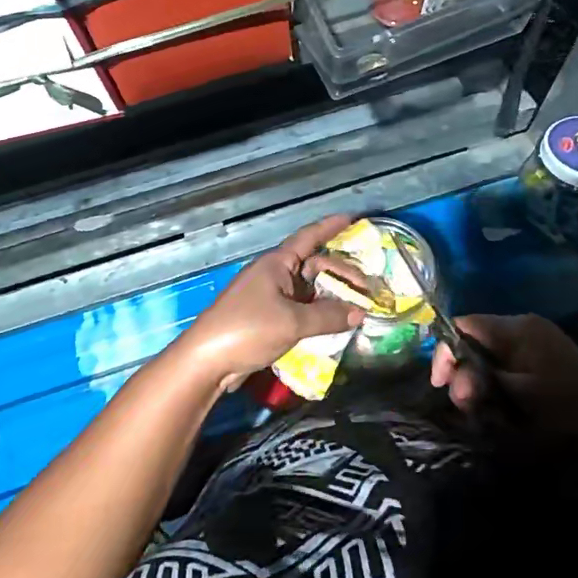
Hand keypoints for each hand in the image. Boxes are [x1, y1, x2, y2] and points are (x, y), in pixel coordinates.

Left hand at [171, 215, 365, 390]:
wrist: (208, 360)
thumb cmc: (248, 329)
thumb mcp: (293, 322)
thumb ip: (328, 316)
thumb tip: (359, 312)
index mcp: (276, 264)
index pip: (309, 237)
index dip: (331, 226)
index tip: (354, 217)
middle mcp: (274, 274)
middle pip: (314, 265)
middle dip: (342, 273)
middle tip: (369, 289)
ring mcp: (269, 296)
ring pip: (309, 289)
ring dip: (332, 296)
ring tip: (359, 307)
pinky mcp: (267, 318)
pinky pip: (300, 309)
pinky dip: (319, 313)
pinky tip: (336, 325)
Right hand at [430, 314, 577, 445]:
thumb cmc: (565, 419)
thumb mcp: (514, 401)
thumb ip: (477, 383)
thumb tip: (452, 380)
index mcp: (517, 329)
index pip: (463, 324)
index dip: (445, 352)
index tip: (442, 385)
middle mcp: (527, 325)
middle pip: (475, 338)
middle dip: (464, 370)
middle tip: (468, 405)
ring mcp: (541, 340)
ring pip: (491, 352)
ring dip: (481, 379)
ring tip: (485, 410)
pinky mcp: (550, 358)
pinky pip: (510, 360)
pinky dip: (498, 379)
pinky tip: (503, 405)